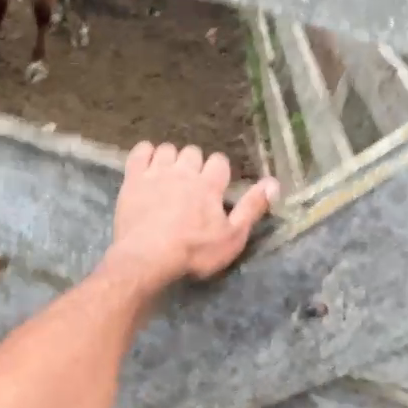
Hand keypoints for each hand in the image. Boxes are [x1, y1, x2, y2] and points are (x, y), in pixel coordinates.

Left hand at [104, 142, 277, 289]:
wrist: (147, 257)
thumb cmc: (193, 252)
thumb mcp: (232, 237)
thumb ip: (252, 208)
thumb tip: (273, 182)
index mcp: (209, 184)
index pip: (219, 162)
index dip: (218, 172)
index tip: (214, 188)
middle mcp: (184, 171)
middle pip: (193, 153)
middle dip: (194, 165)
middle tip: (191, 186)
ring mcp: (157, 173)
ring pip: (168, 150)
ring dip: (171, 159)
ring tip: (170, 176)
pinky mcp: (133, 179)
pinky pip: (140, 152)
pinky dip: (146, 154)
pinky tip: (148, 165)